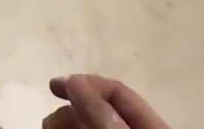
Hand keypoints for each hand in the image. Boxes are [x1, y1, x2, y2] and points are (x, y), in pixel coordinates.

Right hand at [41, 76, 171, 128]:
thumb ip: (101, 113)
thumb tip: (74, 79)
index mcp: (154, 124)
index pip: (118, 91)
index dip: (86, 83)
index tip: (54, 86)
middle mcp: (138, 127)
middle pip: (103, 110)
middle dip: (72, 110)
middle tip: (49, 120)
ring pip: (94, 126)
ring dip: (69, 122)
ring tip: (49, 128)